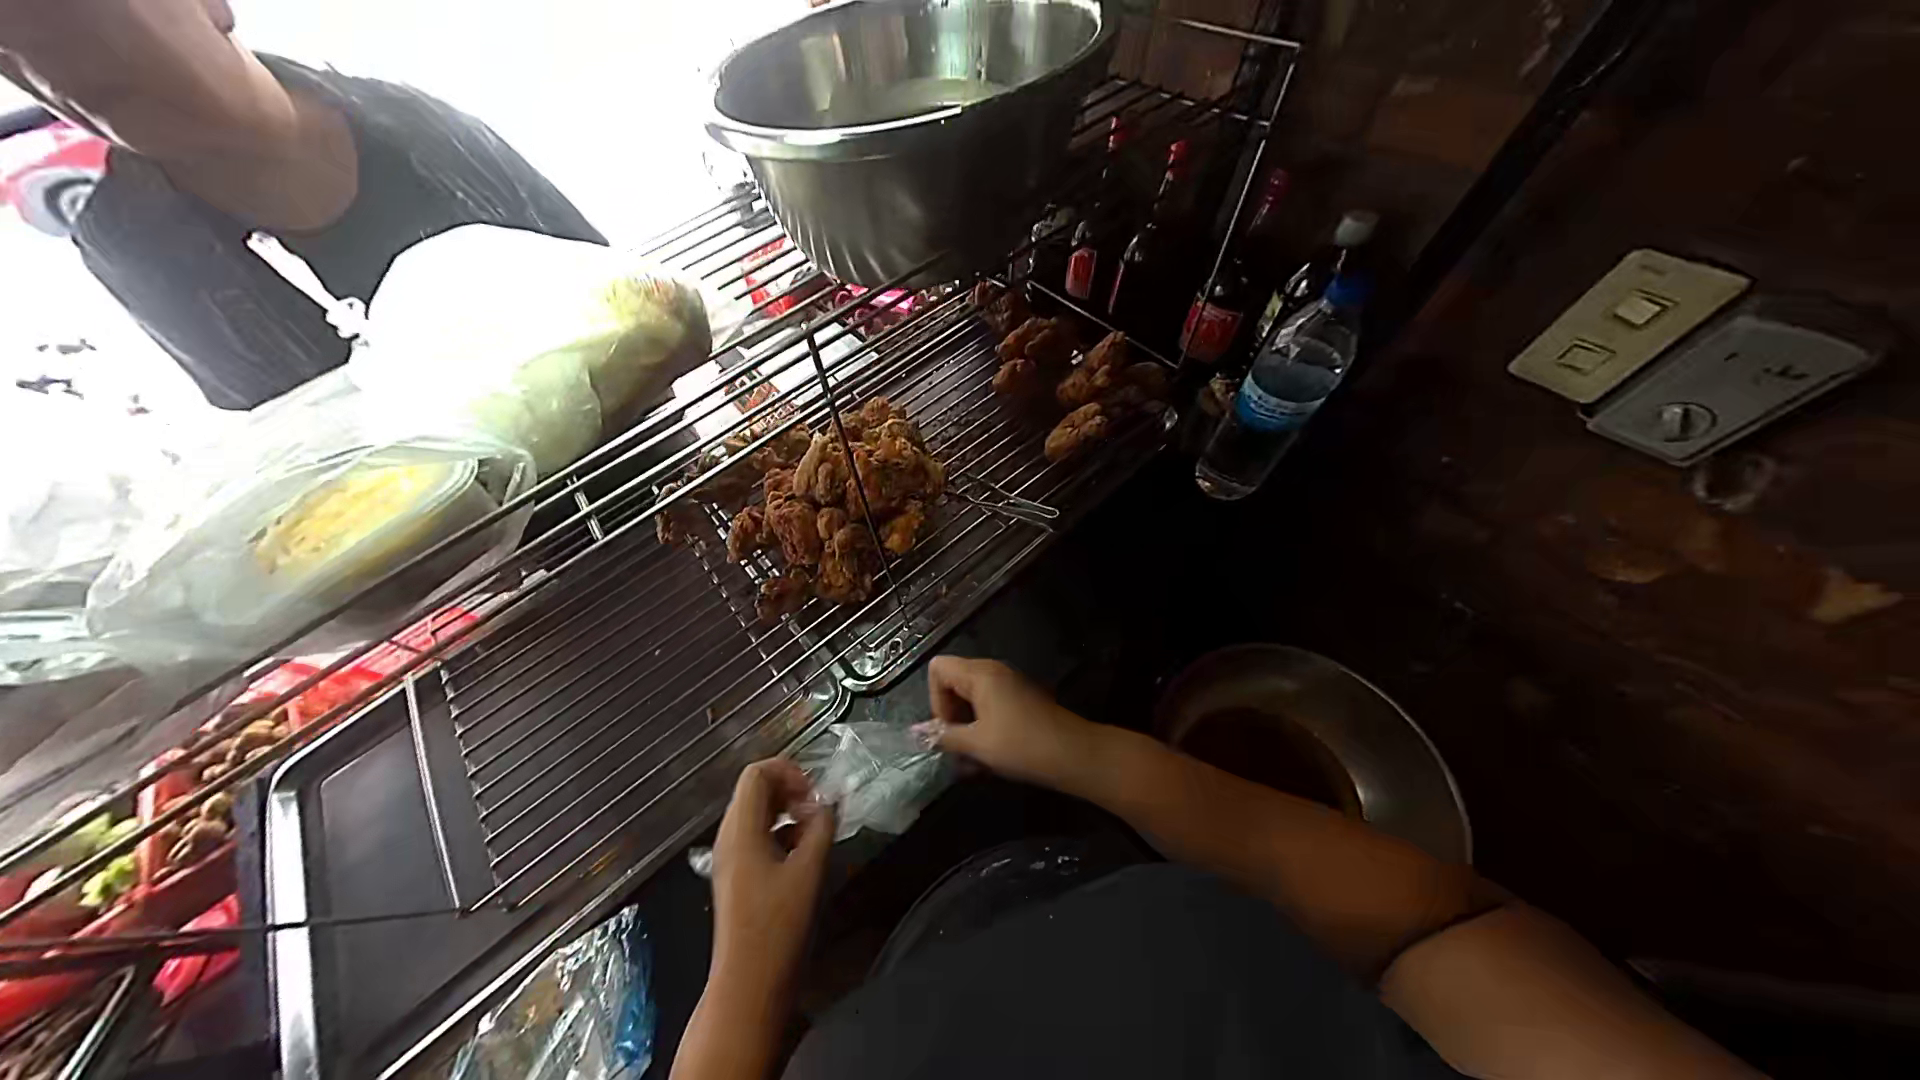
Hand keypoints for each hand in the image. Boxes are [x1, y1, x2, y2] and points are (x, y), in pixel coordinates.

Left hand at [710, 759, 833, 988]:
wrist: (748, 984)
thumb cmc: (777, 926)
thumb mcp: (809, 870)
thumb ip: (821, 828)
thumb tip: (828, 804)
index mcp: (741, 830)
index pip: (756, 773)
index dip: (788, 771)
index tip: (814, 793)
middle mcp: (729, 836)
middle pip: (754, 788)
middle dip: (789, 788)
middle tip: (816, 808)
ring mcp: (730, 855)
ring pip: (756, 811)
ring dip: (786, 809)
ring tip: (813, 829)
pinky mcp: (736, 873)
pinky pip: (756, 833)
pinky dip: (780, 829)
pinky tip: (801, 851)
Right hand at [917, 656, 1099, 787]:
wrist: (1074, 754)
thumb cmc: (1021, 745)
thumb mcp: (977, 744)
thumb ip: (943, 735)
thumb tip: (916, 733)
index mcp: (980, 674)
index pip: (938, 669)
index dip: (935, 699)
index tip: (946, 728)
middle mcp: (993, 671)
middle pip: (953, 681)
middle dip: (949, 714)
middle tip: (956, 746)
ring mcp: (1009, 684)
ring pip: (972, 697)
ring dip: (966, 725)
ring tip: (971, 757)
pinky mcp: (1021, 700)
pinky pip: (990, 705)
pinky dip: (982, 726)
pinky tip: (989, 755)